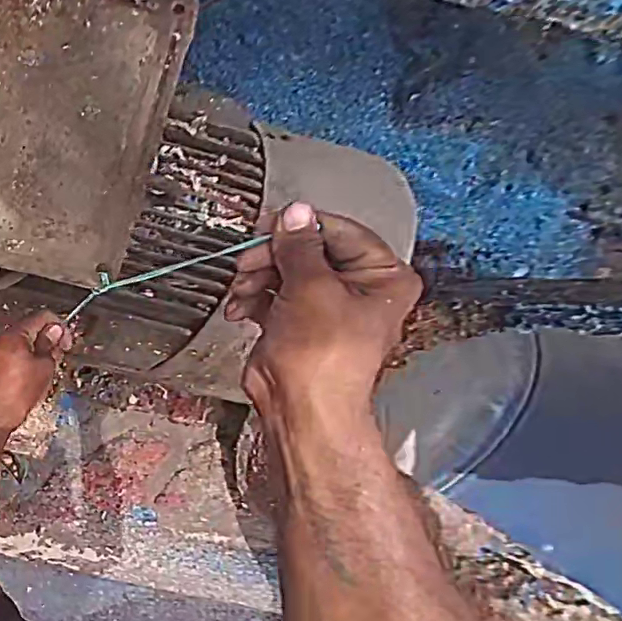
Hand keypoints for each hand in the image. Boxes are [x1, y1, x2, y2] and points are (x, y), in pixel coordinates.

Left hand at [0, 311, 72, 433]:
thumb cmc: (17, 394)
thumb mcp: (45, 366)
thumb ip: (50, 344)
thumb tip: (54, 331)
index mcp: (14, 335)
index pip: (42, 317)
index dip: (59, 326)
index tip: (66, 339)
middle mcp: (1, 339)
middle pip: (31, 328)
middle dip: (48, 338)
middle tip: (59, 353)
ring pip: (23, 341)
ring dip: (38, 349)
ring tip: (48, 367)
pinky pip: (14, 353)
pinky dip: (27, 357)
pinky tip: (35, 373)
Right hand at [225, 202, 421, 423]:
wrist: (299, 406)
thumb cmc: (321, 355)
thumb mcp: (312, 288)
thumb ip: (300, 247)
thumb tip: (294, 213)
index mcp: (382, 277)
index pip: (340, 232)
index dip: (301, 228)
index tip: (268, 226)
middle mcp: (357, 289)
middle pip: (307, 252)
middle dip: (271, 257)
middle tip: (247, 262)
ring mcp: (322, 307)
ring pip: (283, 271)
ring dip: (256, 278)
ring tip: (241, 291)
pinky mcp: (294, 322)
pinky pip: (270, 295)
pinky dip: (252, 297)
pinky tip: (239, 308)